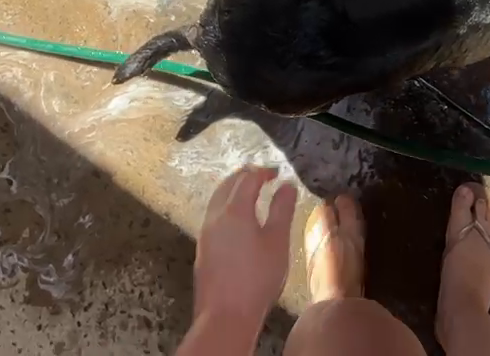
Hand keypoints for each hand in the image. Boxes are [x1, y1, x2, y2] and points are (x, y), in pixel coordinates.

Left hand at [192, 166, 297, 336]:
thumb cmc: (257, 278)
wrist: (225, 317)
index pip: (248, 178)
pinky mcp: (203, 249)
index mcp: (234, 210)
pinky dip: (227, 205)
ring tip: (251, 193)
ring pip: (218, 199)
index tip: (277, 172)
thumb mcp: (278, 241)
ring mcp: (205, 233)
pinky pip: (214, 215)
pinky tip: (238, 219)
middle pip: (228, 184)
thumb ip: (282, 209)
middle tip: (264, 177)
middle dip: (246, 176)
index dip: (263, 171)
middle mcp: (215, 216)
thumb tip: (287, 185)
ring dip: (234, 190)